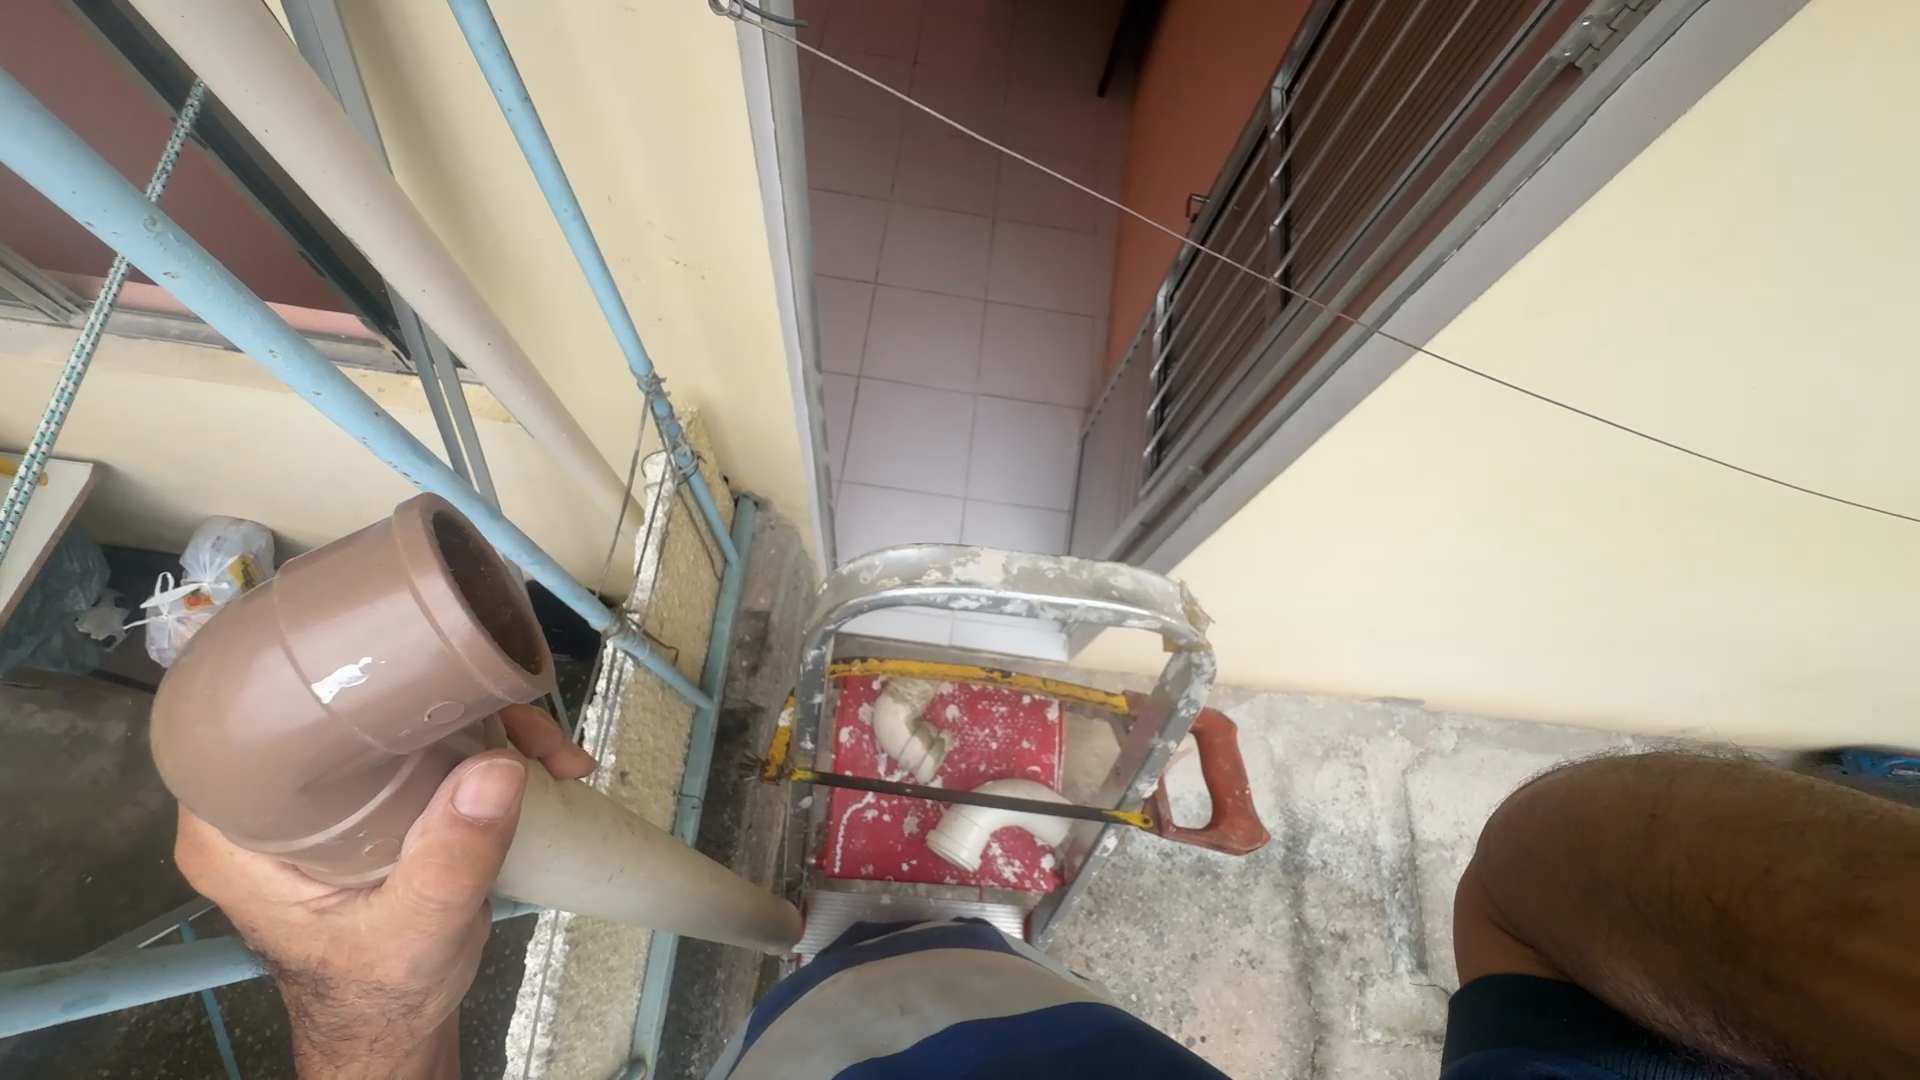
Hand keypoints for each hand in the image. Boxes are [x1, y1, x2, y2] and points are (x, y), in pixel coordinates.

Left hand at [176, 705, 597, 1079]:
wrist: (403, 1020)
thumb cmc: (384, 988)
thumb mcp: (417, 930)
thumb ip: (450, 860)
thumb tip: (499, 767)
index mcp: (243, 827)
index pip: (285, 721)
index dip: (364, 691)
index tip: (445, 685)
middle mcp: (285, 799)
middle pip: (376, 717)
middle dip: (471, 714)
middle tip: (538, 741)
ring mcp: (342, 798)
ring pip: (423, 728)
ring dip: (501, 732)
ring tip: (559, 760)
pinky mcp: (389, 800)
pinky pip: (447, 751)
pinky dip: (503, 752)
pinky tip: (549, 768)